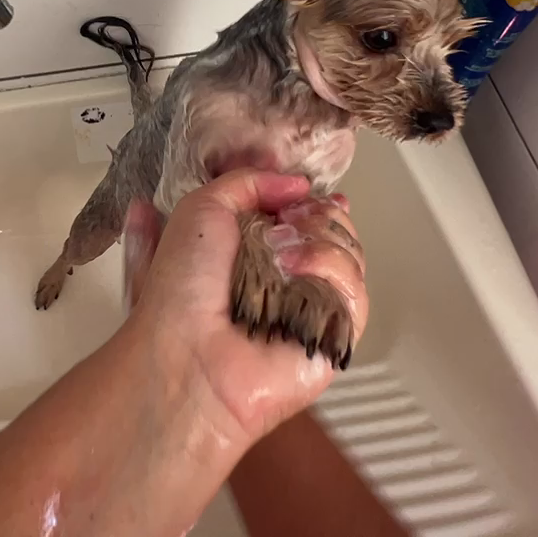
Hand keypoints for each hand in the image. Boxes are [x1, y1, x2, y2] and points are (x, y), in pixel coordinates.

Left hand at [119, 170, 368, 448]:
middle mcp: (290, 277)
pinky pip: (356, 289)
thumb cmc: (181, 286)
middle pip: (337, 228)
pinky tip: (295, 270)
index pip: (309, 215)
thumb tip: (298, 185)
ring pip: (351, 252)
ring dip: (319, 236)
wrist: (188, 355)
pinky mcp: (336, 336)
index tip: (304, 192)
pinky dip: (329, 266)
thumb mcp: (201, 208)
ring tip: (279, 250)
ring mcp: (315, 306)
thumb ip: (249, 181)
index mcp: (259, 249)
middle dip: (317, 213)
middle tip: (287, 220)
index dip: (313, 199)